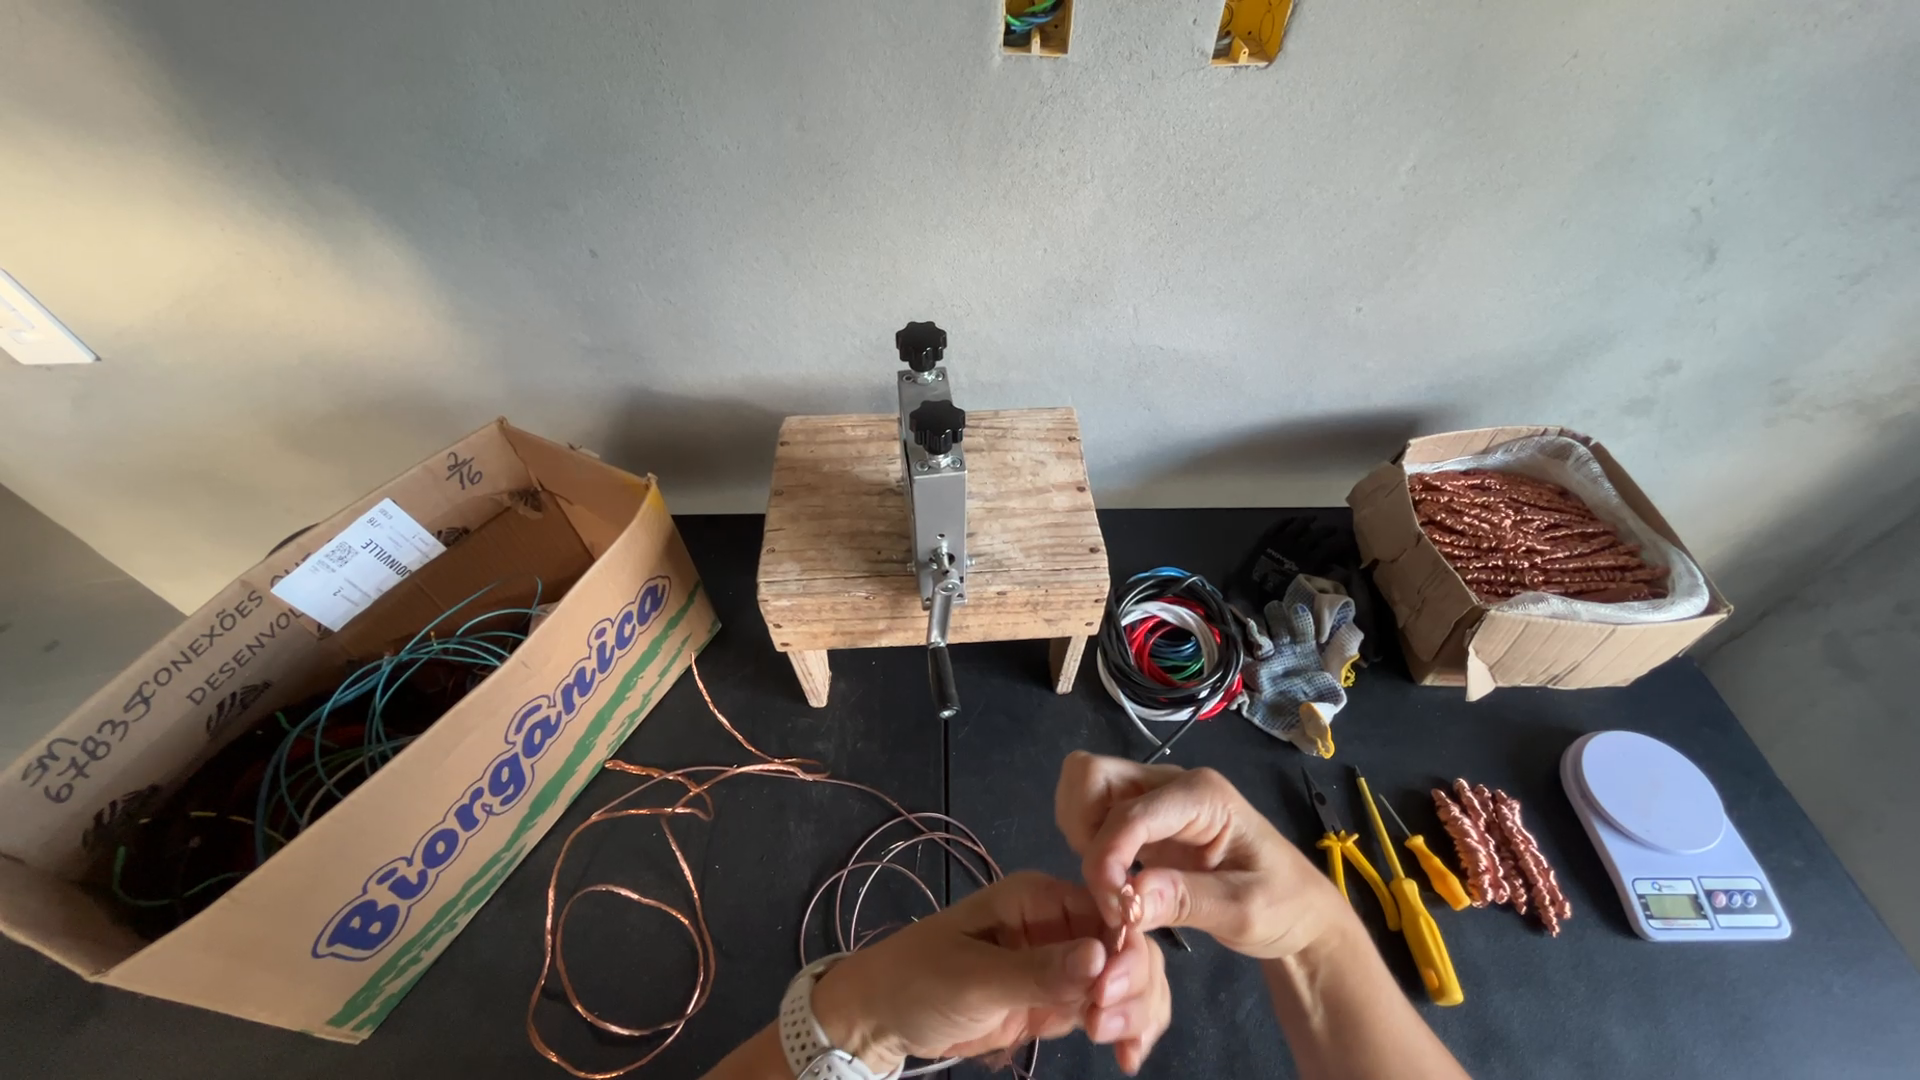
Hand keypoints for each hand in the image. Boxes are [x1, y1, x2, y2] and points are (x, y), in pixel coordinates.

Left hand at [811, 871, 1171, 1074]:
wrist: (886, 1015)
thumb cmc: (921, 978)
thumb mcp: (975, 976)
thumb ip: (1038, 971)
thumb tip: (1102, 957)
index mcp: (1037, 897)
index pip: (1105, 908)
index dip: (1124, 945)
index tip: (1110, 991)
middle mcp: (1058, 923)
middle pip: (1126, 944)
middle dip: (1133, 982)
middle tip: (1103, 1025)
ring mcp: (1062, 964)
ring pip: (1127, 977)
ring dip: (1136, 1009)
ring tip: (1116, 1047)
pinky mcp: (1058, 1001)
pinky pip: (1109, 1008)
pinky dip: (1129, 1028)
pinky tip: (1128, 1056)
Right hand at [1054, 751, 1347, 959]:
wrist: (1300, 911)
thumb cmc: (1283, 906)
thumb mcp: (1246, 912)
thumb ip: (1186, 901)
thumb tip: (1127, 899)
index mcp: (1201, 794)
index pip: (1129, 811)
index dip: (1107, 856)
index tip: (1115, 909)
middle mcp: (1171, 783)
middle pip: (1093, 774)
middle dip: (1083, 830)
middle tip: (1106, 885)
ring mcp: (1153, 796)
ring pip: (1085, 786)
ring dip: (1081, 833)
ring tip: (1110, 882)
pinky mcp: (1142, 815)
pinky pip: (1092, 807)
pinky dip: (1087, 838)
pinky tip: (1115, 877)